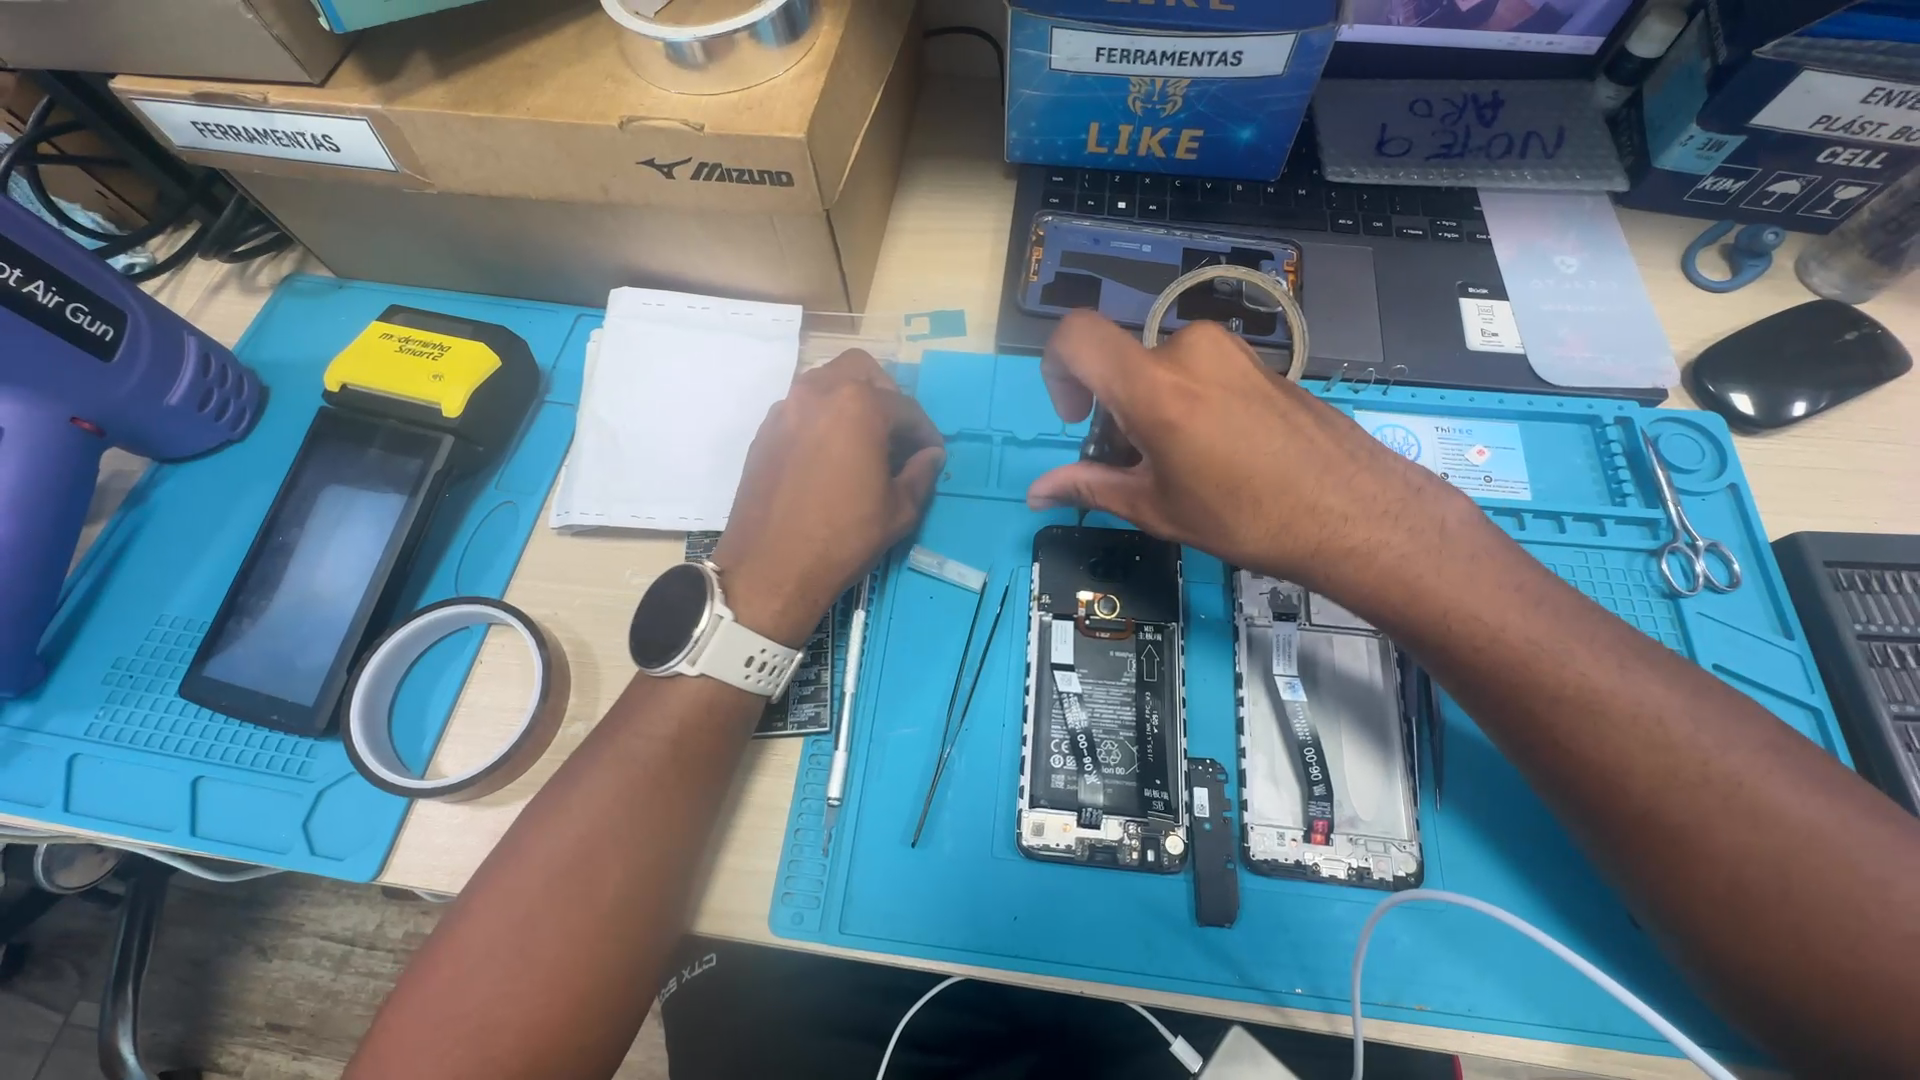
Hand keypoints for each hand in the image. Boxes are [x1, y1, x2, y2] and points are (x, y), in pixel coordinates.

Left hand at [713, 350, 944, 645]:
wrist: (770, 568)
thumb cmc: (843, 538)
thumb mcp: (899, 511)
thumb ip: (920, 474)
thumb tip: (930, 456)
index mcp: (858, 406)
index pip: (905, 407)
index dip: (925, 432)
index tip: (932, 454)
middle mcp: (818, 393)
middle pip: (861, 372)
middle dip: (886, 396)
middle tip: (897, 433)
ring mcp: (785, 409)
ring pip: (826, 383)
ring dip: (850, 401)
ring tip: (863, 441)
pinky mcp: (764, 432)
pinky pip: (801, 409)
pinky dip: (822, 419)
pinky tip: (830, 456)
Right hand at [1028, 313, 1480, 597]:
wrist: (1353, 513)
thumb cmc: (1246, 517)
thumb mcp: (1156, 508)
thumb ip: (1090, 487)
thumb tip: (1038, 492)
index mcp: (1154, 386)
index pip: (1076, 336)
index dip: (1057, 370)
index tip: (1078, 419)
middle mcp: (1188, 351)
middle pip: (1122, 363)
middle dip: (1112, 409)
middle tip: (1135, 463)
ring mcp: (1230, 351)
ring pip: (1161, 368)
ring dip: (1150, 407)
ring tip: (1180, 464)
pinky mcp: (1258, 361)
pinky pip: (1200, 370)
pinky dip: (1187, 402)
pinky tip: (1217, 452)